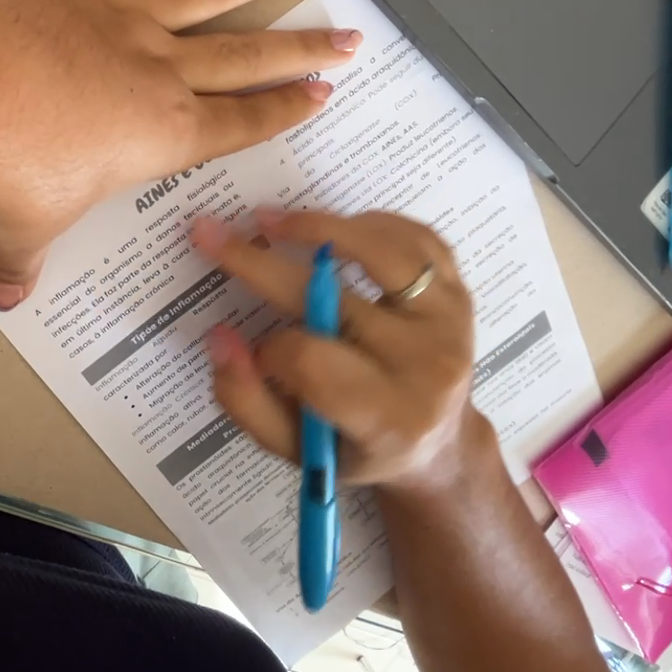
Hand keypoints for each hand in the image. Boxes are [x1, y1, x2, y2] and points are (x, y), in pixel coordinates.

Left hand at [0, 0, 360, 308]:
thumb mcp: (18, 227)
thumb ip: (23, 262)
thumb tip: (11, 299)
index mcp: (156, 135)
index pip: (236, 124)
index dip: (281, 111)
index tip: (322, 93)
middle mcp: (156, 69)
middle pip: (246, 58)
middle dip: (302, 49)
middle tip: (348, 36)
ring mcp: (124, 11)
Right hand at [193, 208, 479, 490]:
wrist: (437, 447)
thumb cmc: (354, 447)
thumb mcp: (293, 449)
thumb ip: (246, 400)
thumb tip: (218, 336)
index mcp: (389, 417)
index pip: (310, 360)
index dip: (268, 349)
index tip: (254, 350)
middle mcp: (429, 366)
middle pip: (335, 295)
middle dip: (260, 263)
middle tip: (211, 234)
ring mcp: (451, 324)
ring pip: (384, 251)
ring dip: (319, 227)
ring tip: (269, 221)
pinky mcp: (460, 294)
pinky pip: (419, 239)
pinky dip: (372, 224)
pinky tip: (334, 228)